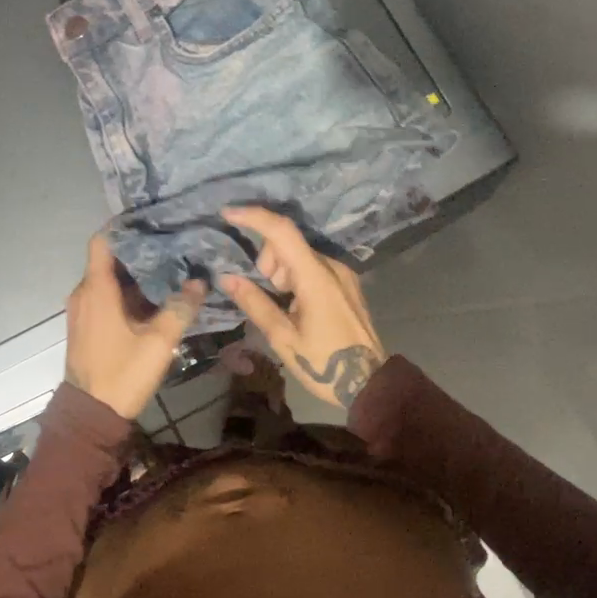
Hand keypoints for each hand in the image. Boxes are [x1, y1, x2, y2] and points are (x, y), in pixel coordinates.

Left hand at [65, 234, 206, 419]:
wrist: (91, 413)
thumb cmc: (122, 373)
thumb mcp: (158, 342)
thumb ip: (179, 308)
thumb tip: (199, 282)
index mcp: (97, 289)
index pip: (103, 241)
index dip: (125, 227)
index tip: (153, 221)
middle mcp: (84, 292)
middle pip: (109, 258)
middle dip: (139, 250)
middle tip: (172, 243)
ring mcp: (83, 309)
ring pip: (109, 279)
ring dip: (135, 273)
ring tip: (170, 266)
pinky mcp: (87, 324)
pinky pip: (106, 296)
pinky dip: (128, 291)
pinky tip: (155, 296)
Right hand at [217, 206, 386, 409]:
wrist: (369, 383)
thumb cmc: (323, 364)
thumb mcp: (282, 337)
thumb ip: (254, 302)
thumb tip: (226, 277)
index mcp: (316, 278)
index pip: (282, 232)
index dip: (253, 217)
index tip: (227, 214)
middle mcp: (332, 267)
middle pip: (288, 243)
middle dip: (267, 260)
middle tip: (266, 294)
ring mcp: (343, 274)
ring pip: (299, 254)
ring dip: (281, 271)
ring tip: (284, 305)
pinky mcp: (347, 283)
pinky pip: (313, 267)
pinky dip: (296, 277)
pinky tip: (296, 305)